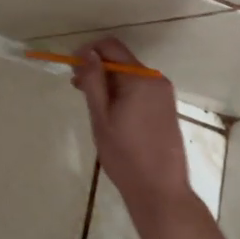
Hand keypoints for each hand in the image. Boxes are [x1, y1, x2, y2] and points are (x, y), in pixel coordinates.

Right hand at [72, 37, 192, 216]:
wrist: (161, 192)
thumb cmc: (125, 155)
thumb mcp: (101, 117)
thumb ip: (93, 81)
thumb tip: (87, 52)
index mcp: (140, 78)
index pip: (111, 46)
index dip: (88, 52)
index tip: (73, 69)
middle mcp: (156, 79)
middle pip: (121, 59)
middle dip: (98, 68)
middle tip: (78, 88)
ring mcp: (164, 93)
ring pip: (130, 75)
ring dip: (109, 81)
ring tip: (93, 103)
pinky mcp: (166, 107)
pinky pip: (140, 88)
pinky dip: (123, 91)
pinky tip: (112, 112)